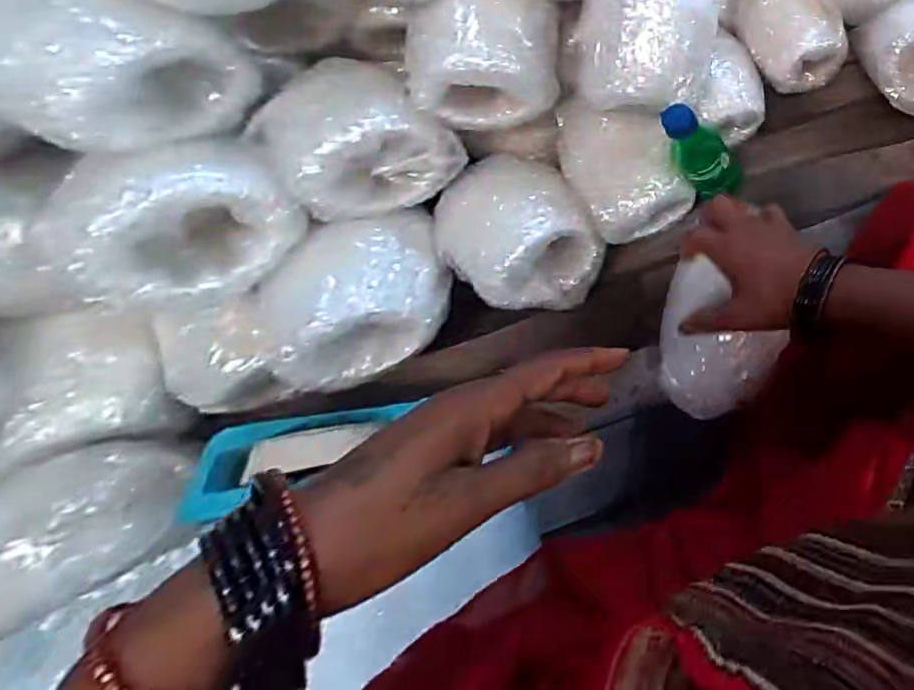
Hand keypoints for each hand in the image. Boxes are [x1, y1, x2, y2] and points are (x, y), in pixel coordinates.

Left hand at [294, 348, 628, 613]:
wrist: (291, 557)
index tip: (622, 356)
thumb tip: (594, 445)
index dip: (584, 361)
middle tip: (609, 395)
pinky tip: (533, 454)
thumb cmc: (384, 526)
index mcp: (469, 407)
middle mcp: (458, 407)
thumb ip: (532, 470)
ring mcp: (440, 429)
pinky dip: (522, 437)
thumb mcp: (465, 503)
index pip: (540, 371)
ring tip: (583, 428)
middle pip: (527, 385)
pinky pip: (490, 431)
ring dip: (548, 415)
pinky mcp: (428, 452)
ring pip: (509, 410)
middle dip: (571, 386)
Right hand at [678, 196, 815, 333]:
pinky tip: (762, 230)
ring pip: (742, 204)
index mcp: (726, 246)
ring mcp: (765, 222)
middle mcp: (742, 227)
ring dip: (733, 213)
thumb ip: (709, 320)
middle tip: (708, 234)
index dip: (687, 243)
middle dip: (708, 215)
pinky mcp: (785, 224)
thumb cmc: (772, 300)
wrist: (816, 287)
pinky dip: (761, 216)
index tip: (688, 257)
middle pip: (717, 204)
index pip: (695, 234)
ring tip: (732, 232)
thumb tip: (683, 326)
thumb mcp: (739, 316)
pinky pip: (768, 211)